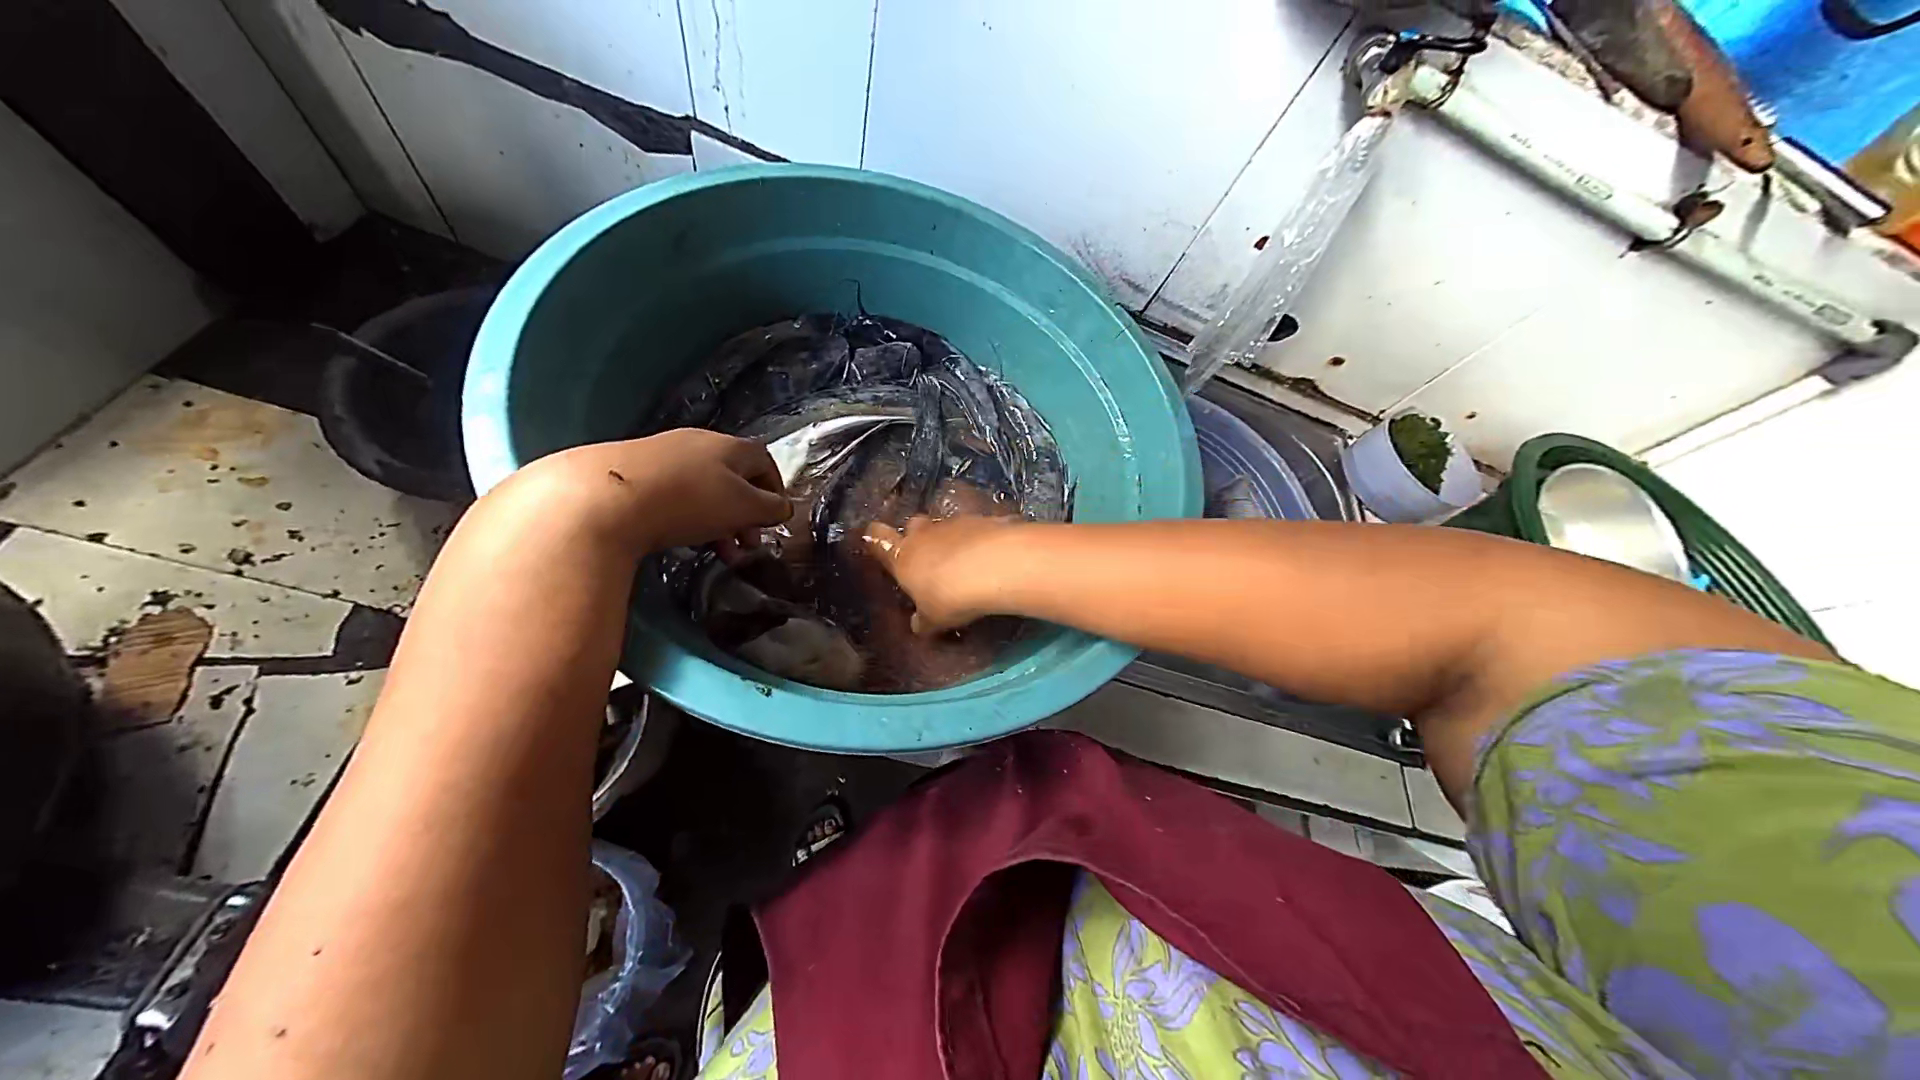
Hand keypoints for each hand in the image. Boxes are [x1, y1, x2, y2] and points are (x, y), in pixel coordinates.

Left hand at [497, 429, 791, 552]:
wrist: (603, 499)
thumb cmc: (688, 500)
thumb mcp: (743, 507)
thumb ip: (770, 508)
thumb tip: (782, 508)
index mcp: (729, 446)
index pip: (765, 462)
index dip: (776, 492)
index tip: (774, 521)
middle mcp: (698, 443)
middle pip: (734, 478)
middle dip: (745, 514)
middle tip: (746, 545)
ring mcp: (663, 456)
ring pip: (705, 489)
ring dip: (719, 521)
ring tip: (718, 553)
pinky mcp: (634, 474)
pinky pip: (675, 495)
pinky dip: (689, 518)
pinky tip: (682, 539)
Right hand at [862, 515, 1022, 632]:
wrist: (995, 567)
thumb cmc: (951, 597)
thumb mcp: (934, 619)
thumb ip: (923, 620)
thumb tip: (917, 625)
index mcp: (903, 557)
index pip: (878, 538)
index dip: (877, 538)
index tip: (878, 541)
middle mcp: (924, 534)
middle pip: (914, 526)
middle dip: (919, 538)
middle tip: (930, 558)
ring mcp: (955, 523)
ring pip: (946, 526)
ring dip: (952, 539)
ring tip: (966, 561)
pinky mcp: (983, 519)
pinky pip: (976, 528)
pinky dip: (980, 539)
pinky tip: (991, 556)